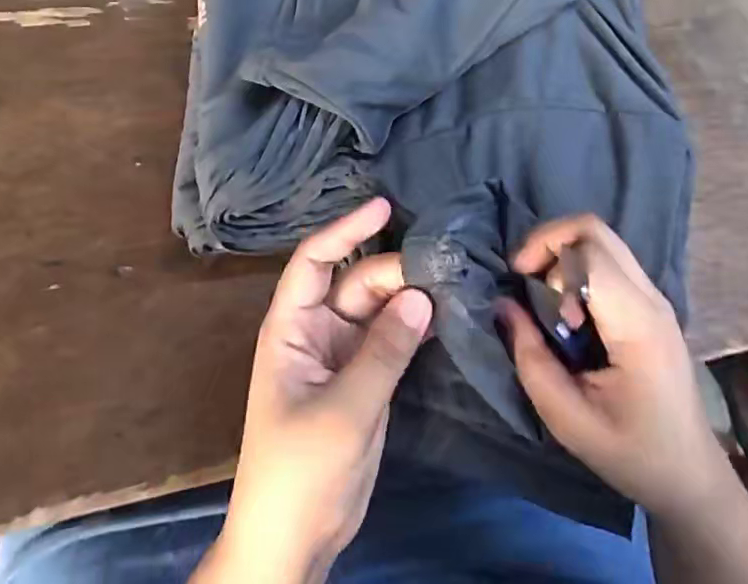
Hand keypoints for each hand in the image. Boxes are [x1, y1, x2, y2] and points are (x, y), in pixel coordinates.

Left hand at [195, 198, 433, 583]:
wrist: (295, 540)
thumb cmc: (301, 470)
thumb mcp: (344, 410)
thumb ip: (384, 351)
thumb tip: (422, 294)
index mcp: (292, 327)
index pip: (315, 261)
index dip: (346, 230)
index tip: (385, 207)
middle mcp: (317, 331)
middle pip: (357, 282)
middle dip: (395, 271)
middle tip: (443, 268)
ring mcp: (343, 355)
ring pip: (379, 309)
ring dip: (411, 295)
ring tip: (454, 281)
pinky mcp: (366, 378)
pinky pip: (393, 338)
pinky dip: (417, 326)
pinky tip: (448, 315)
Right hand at [494, 215, 733, 521]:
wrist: (690, 476)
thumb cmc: (631, 452)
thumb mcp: (566, 417)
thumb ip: (530, 357)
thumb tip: (503, 304)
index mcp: (635, 323)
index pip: (589, 250)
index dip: (545, 250)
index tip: (518, 280)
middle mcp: (651, 298)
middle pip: (595, 230)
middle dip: (550, 240)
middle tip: (524, 275)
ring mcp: (655, 298)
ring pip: (602, 240)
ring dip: (563, 252)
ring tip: (543, 294)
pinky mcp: (651, 305)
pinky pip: (609, 260)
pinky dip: (578, 266)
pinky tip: (567, 307)